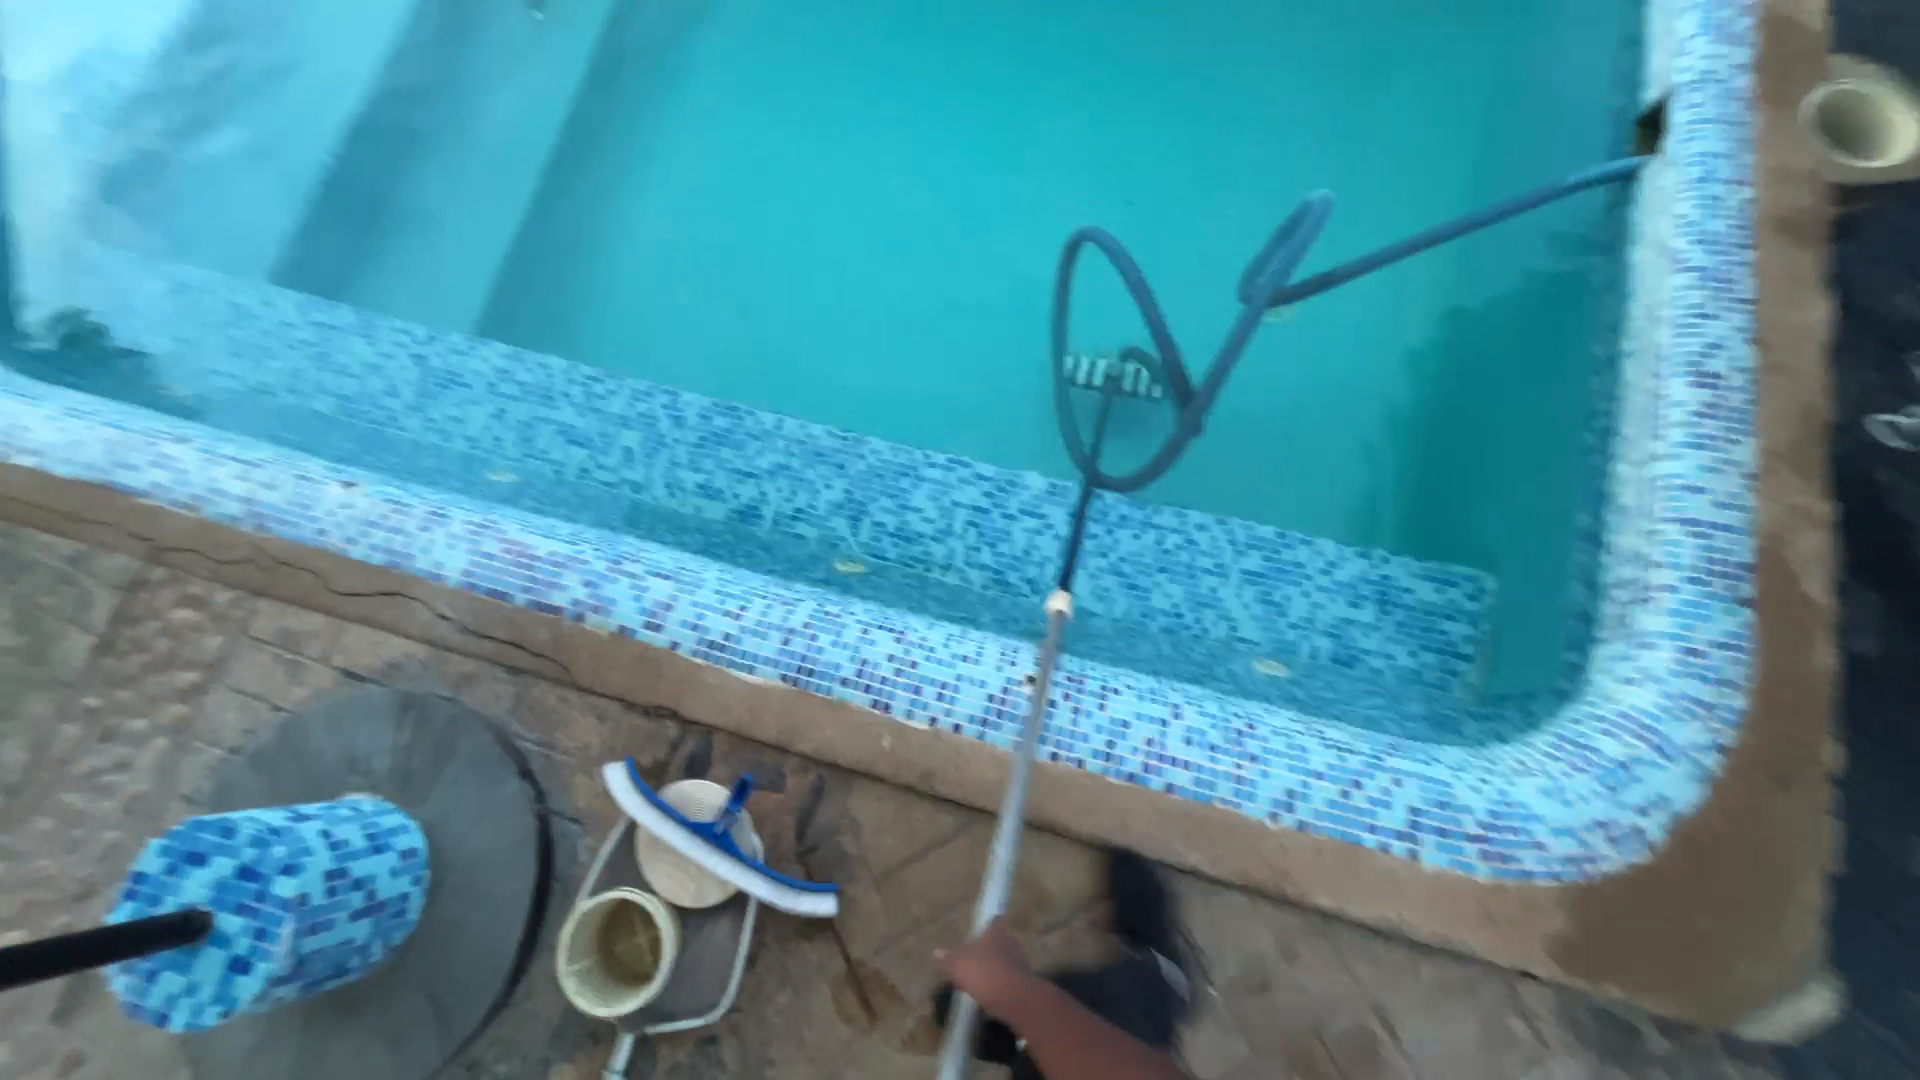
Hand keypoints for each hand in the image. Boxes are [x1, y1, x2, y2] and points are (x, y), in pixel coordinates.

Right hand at [934, 918, 1029, 1010]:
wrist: (1012, 998)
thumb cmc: (984, 971)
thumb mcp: (958, 965)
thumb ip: (948, 958)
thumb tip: (936, 952)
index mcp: (997, 933)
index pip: (996, 921)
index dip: (990, 924)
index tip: (982, 929)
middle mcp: (1011, 944)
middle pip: (1001, 942)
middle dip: (990, 949)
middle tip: (976, 957)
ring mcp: (1019, 964)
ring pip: (1005, 962)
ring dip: (995, 969)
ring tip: (979, 979)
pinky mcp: (1023, 984)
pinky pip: (1008, 981)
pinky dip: (1000, 986)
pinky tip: (987, 995)